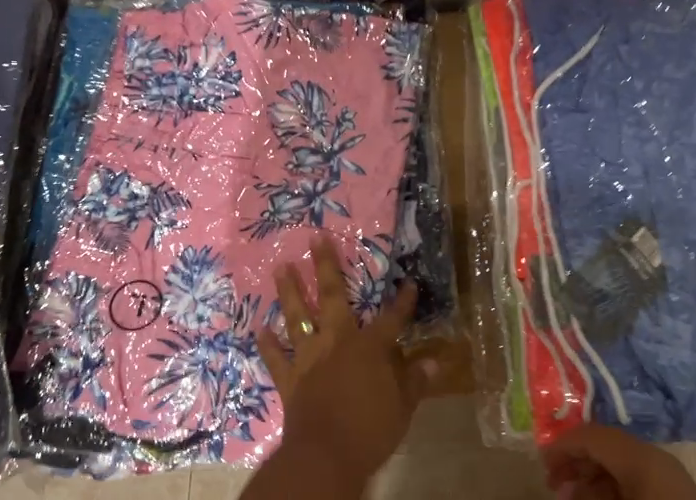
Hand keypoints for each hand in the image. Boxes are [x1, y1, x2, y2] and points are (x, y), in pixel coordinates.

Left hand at [257, 237, 433, 485]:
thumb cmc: (370, 430)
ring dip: (290, 292)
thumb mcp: (403, 407)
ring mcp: (310, 359)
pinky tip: (260, 327)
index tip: (409, 283)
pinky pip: (277, 357)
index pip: (392, 318)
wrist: (324, 456)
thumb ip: (415, 381)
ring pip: (298, 318)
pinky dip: (268, 343)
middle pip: (334, 297)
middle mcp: (338, 342)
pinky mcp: (290, 380)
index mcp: (370, 346)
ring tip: (281, 267)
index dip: (403, 301)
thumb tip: (435, 362)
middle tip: (316, 238)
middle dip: (327, 266)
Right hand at [542, 425, 695, 499]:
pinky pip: (634, 479)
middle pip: (606, 446)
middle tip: (552, 482)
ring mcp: (665, 473)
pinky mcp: (671, 490)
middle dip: (576, 461)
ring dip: (591, 477)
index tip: (541, 460)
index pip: (594, 434)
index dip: (564, 444)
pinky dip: (611, 486)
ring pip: (619, 463)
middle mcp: (653, 456)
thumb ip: (588, 496)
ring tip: (569, 496)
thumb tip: (566, 488)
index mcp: (640, 455)